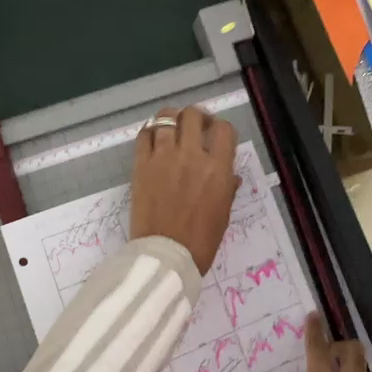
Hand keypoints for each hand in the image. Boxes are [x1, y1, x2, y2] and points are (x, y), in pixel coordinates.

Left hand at [130, 105, 238, 272]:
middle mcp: (192, 156)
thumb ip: (227, 189)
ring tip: (172, 128)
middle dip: (197, 117)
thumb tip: (230, 177)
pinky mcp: (141, 165)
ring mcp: (164, 158)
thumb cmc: (201, 241)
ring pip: (166, 118)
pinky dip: (150, 131)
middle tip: (196, 127)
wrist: (166, 255)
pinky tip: (154, 138)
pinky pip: (144, 135)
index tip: (217, 134)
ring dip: (172, 119)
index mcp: (218, 169)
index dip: (221, 128)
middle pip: (193, 115)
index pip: (224, 129)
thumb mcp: (223, 214)